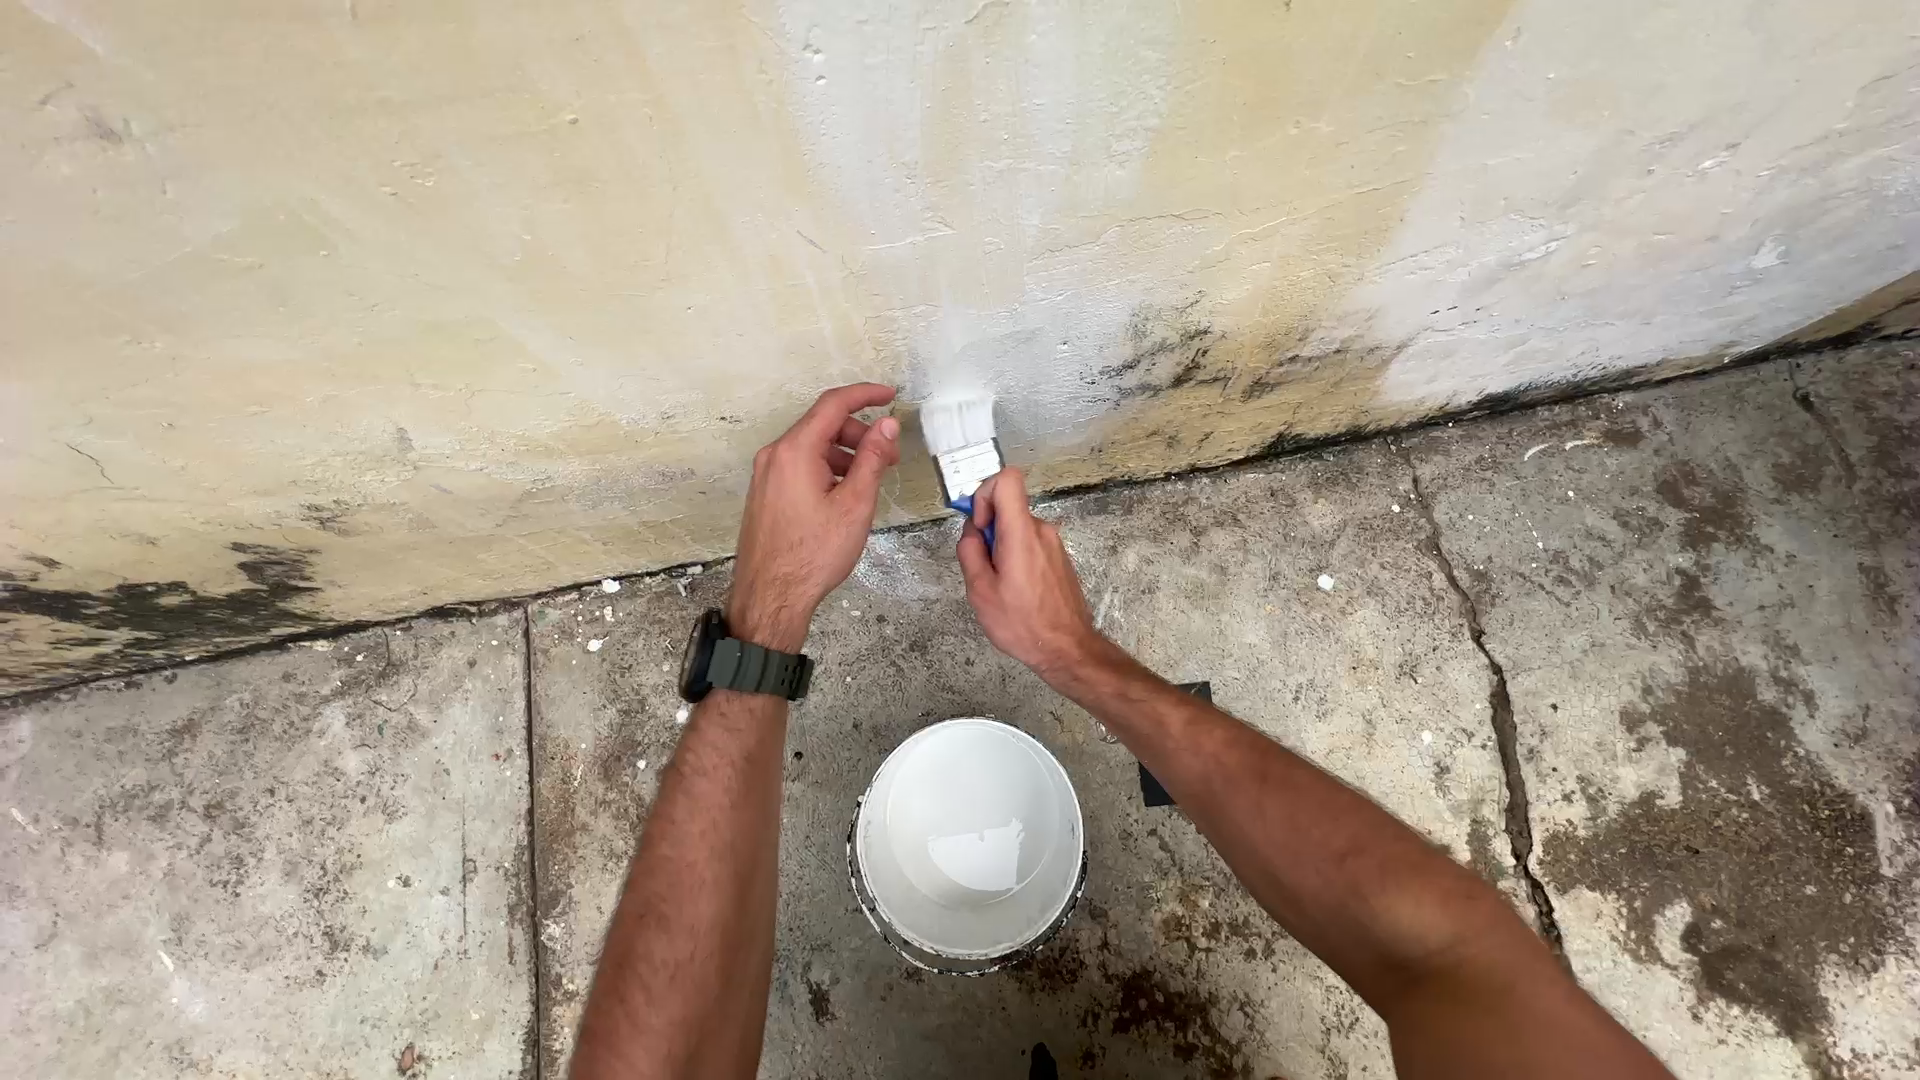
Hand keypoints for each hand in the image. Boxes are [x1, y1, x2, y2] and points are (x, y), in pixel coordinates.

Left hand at [728, 383, 900, 650]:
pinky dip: (826, 468)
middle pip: (822, 425)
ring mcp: (766, 475)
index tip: (890, 395)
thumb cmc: (813, 555)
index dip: (865, 395)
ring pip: (812, 447)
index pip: (833, 404)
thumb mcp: (855, 503)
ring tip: (870, 480)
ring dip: (844, 453)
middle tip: (889, 457)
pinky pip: (800, 466)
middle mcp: (774, 456)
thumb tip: (887, 425)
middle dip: (859, 433)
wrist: (772, 596)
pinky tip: (844, 494)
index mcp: (795, 451)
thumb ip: (872, 458)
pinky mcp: (766, 493)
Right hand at [956, 467, 1106, 681]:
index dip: (984, 494)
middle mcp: (1042, 530)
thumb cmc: (1022, 623)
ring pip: (1017, 528)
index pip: (1007, 479)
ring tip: (1001, 585)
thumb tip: (972, 532)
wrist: (1067, 648)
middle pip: (1008, 507)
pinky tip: (1017, 590)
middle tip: (985, 569)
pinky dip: (1016, 557)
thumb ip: (970, 552)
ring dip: (1002, 548)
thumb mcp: (980, 591)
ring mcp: (1054, 543)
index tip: (979, 526)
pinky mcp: (1059, 557)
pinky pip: (1030, 543)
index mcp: (1022, 533)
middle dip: (988, 530)